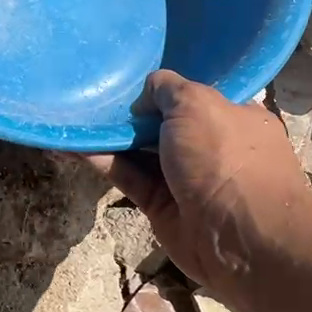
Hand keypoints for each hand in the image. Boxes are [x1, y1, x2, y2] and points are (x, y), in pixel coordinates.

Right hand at [86, 70, 310, 297]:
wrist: (239, 237)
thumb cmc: (224, 157)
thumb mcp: (196, 102)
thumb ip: (166, 88)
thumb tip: (144, 95)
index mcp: (234, 118)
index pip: (197, 96)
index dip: (166, 86)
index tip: (132, 74)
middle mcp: (211, 146)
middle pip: (164, 123)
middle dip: (132, 111)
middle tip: (95, 94)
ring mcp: (185, 178)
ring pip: (140, 150)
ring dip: (110, 136)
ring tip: (75, 116)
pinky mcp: (160, 204)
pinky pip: (126, 175)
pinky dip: (102, 160)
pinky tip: (73, 145)